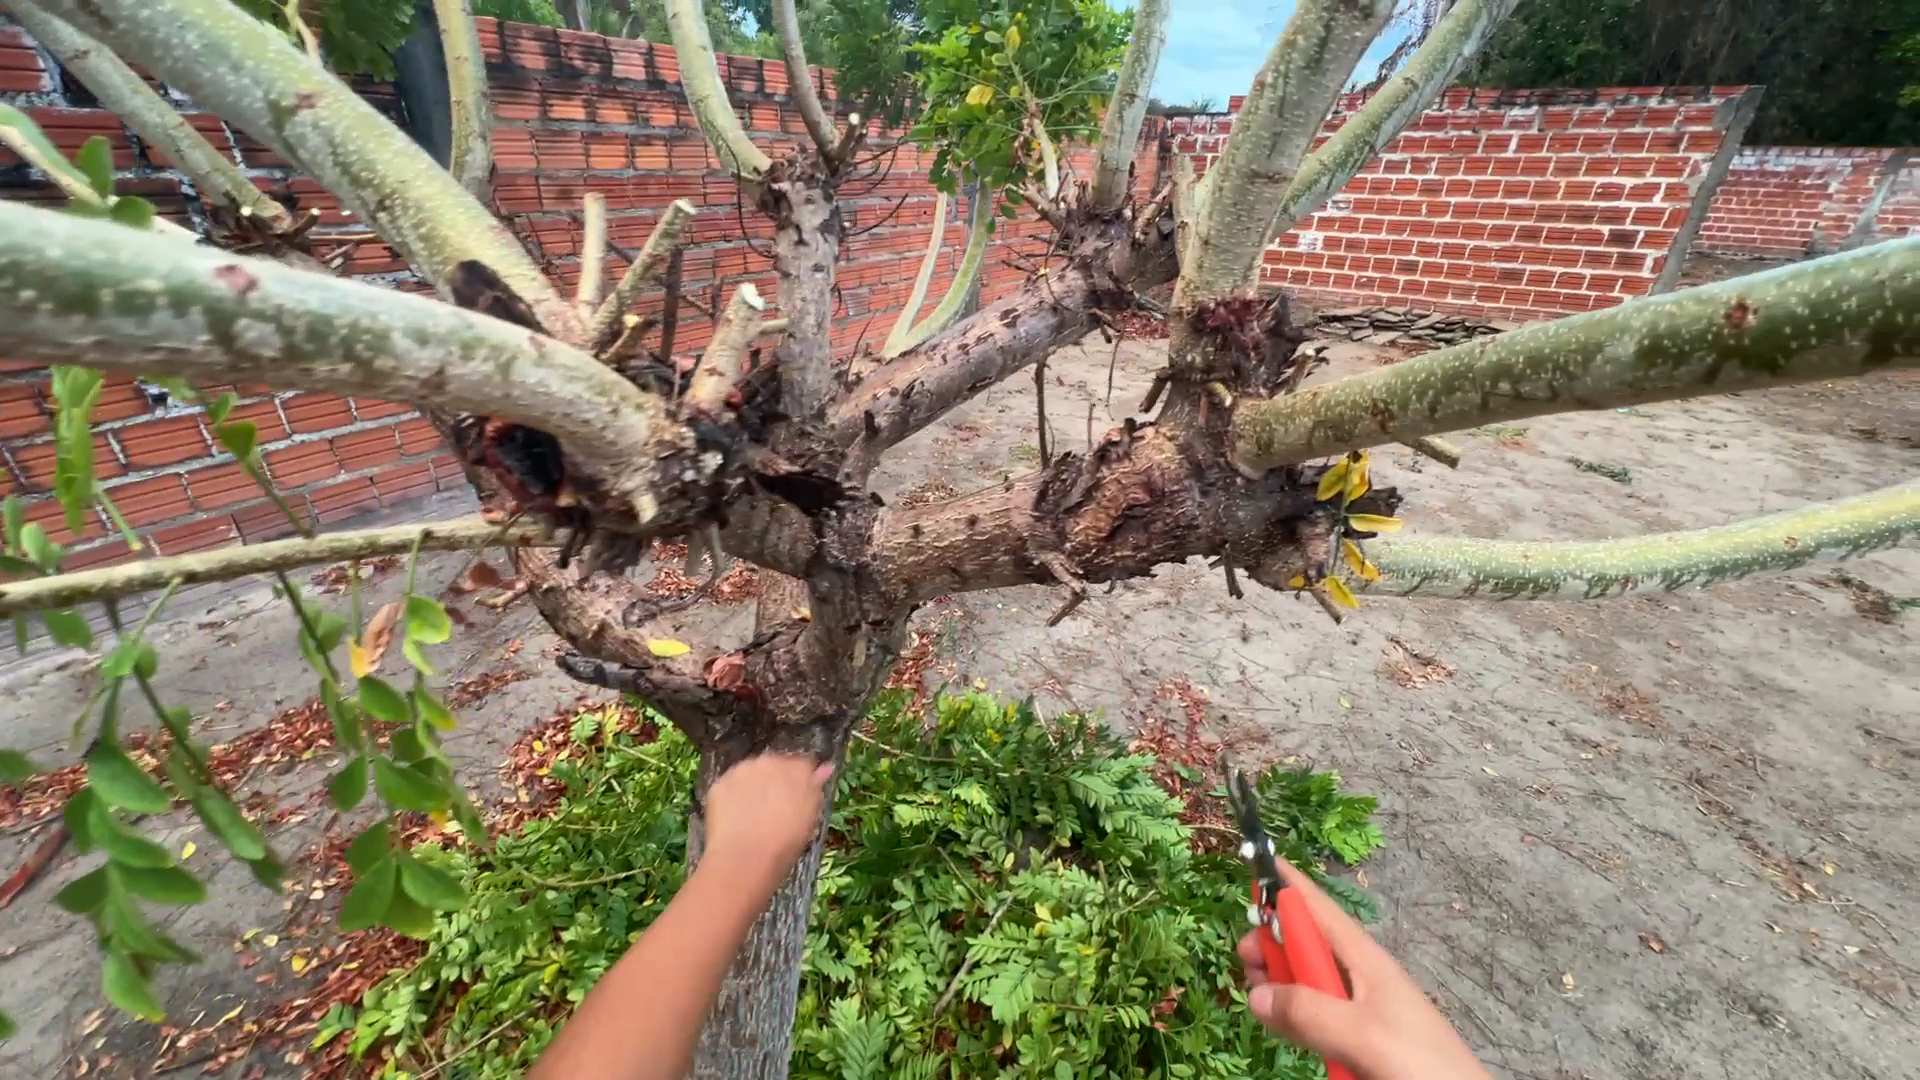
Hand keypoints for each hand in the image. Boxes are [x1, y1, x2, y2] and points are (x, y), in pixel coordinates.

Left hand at [701, 754, 834, 883]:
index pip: (804, 764)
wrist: (745, 860)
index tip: (797, 797)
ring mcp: (742, 770)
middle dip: (776, 780)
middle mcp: (770, 760)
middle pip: (776, 764)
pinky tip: (734, 818)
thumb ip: (816, 787)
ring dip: (753, 786)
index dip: (801, 780)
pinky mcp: (719, 783)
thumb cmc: (786, 843)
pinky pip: (730, 786)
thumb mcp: (810, 817)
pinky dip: (732, 797)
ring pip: (751, 773)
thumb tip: (825, 768)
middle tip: (774, 808)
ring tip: (752, 815)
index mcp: (797, 768)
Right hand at [1240, 861, 1488, 1079]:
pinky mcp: (1356, 1035)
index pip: (1315, 904)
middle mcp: (1356, 972)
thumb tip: (1255, 995)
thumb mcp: (1363, 1035)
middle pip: (1301, 940)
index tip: (1255, 859)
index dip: (1285, 880)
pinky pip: (1313, 1010)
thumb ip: (1308, 1013)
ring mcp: (1357, 1005)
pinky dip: (1293, 1012)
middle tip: (1248, 964)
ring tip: (1263, 1002)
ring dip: (1278, 980)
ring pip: (1304, 976)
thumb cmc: (1422, 1064)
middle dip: (1269, 942)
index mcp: (1361, 956)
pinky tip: (1284, 1027)